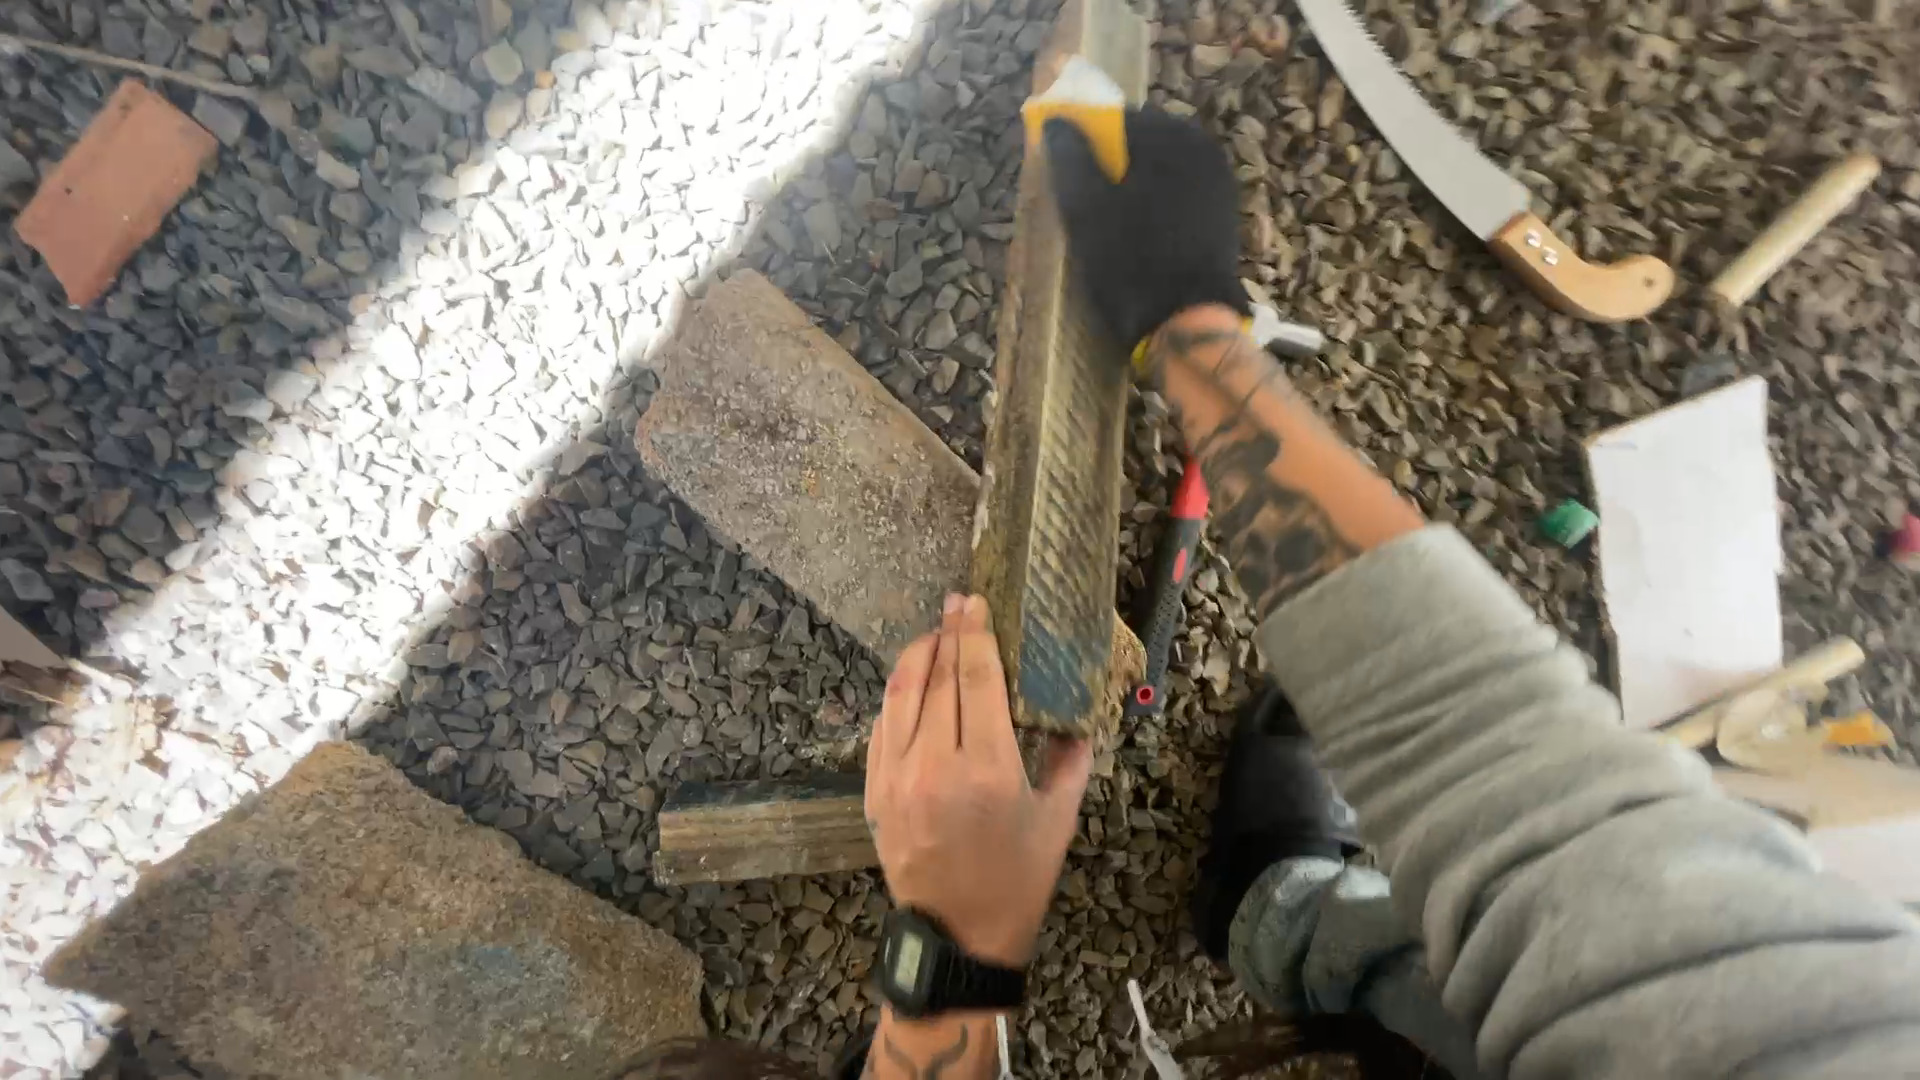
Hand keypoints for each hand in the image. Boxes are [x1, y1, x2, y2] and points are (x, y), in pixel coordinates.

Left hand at [865, 593, 1092, 966]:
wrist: (957, 937)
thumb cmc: (1017, 878)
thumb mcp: (1058, 819)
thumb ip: (1073, 758)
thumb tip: (1076, 713)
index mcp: (988, 768)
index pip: (977, 679)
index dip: (976, 634)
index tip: (975, 603)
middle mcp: (936, 765)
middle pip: (937, 678)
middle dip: (948, 633)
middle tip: (957, 604)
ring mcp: (897, 777)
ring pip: (901, 694)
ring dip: (917, 655)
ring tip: (935, 633)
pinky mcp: (874, 790)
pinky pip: (881, 725)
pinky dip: (896, 693)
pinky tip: (911, 679)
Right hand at [1043, 108, 1248, 351]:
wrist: (1185, 322)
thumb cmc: (1131, 262)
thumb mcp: (1087, 209)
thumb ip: (1070, 157)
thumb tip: (1057, 121)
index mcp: (1173, 136)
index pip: (1118, 121)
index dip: (1088, 145)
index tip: (1070, 179)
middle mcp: (1204, 150)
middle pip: (1143, 148)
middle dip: (1114, 170)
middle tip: (1088, 209)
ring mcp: (1219, 187)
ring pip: (1162, 176)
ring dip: (1134, 193)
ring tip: (1111, 232)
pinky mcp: (1222, 220)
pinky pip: (1178, 202)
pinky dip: (1155, 213)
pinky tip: (1139, 245)